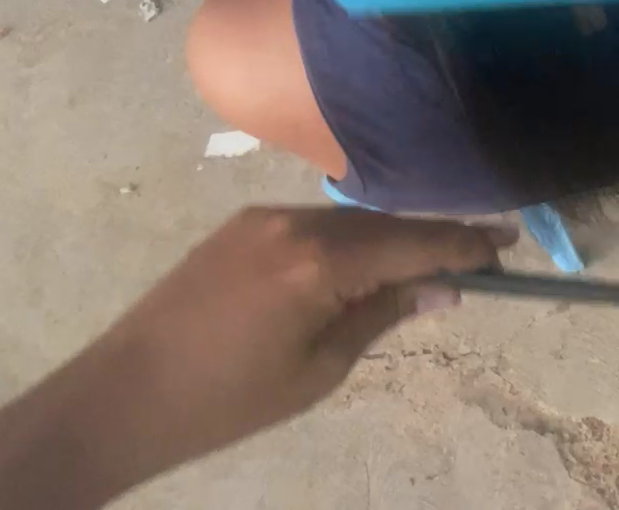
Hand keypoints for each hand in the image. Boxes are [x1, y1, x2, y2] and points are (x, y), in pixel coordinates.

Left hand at [64, 209, 513, 488]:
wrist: (111, 400)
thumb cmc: (223, 402)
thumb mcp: (319, 370)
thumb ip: (386, 315)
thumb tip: (447, 288)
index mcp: (320, 264)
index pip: (415, 244)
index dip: (465, 243)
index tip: (506, 242)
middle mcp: (299, 223)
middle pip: (390, 224)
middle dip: (434, 240)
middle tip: (476, 256)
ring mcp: (268, 216)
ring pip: (356, 220)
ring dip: (392, 239)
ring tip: (422, 264)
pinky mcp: (245, 221)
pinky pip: (320, 222)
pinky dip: (352, 238)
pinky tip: (361, 261)